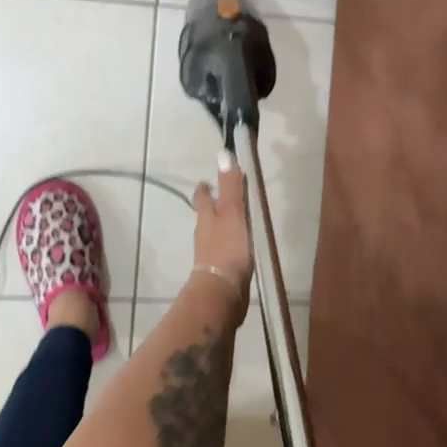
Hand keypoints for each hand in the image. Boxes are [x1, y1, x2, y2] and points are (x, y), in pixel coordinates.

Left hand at [191, 151, 252, 316]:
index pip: (202, 197)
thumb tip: (223, 154)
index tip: (207, 181)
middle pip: (208, 216)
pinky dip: (233, 247)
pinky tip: (244, 249)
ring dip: (224, 227)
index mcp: (206, 218)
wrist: (222, 292)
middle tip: (224, 199)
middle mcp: (205, 234)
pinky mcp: (222, 271)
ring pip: (217, 234)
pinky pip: (227, 252)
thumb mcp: (232, 212)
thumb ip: (230, 186)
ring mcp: (212, 254)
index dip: (204, 188)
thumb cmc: (226, 248)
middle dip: (214, 207)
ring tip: (239, 222)